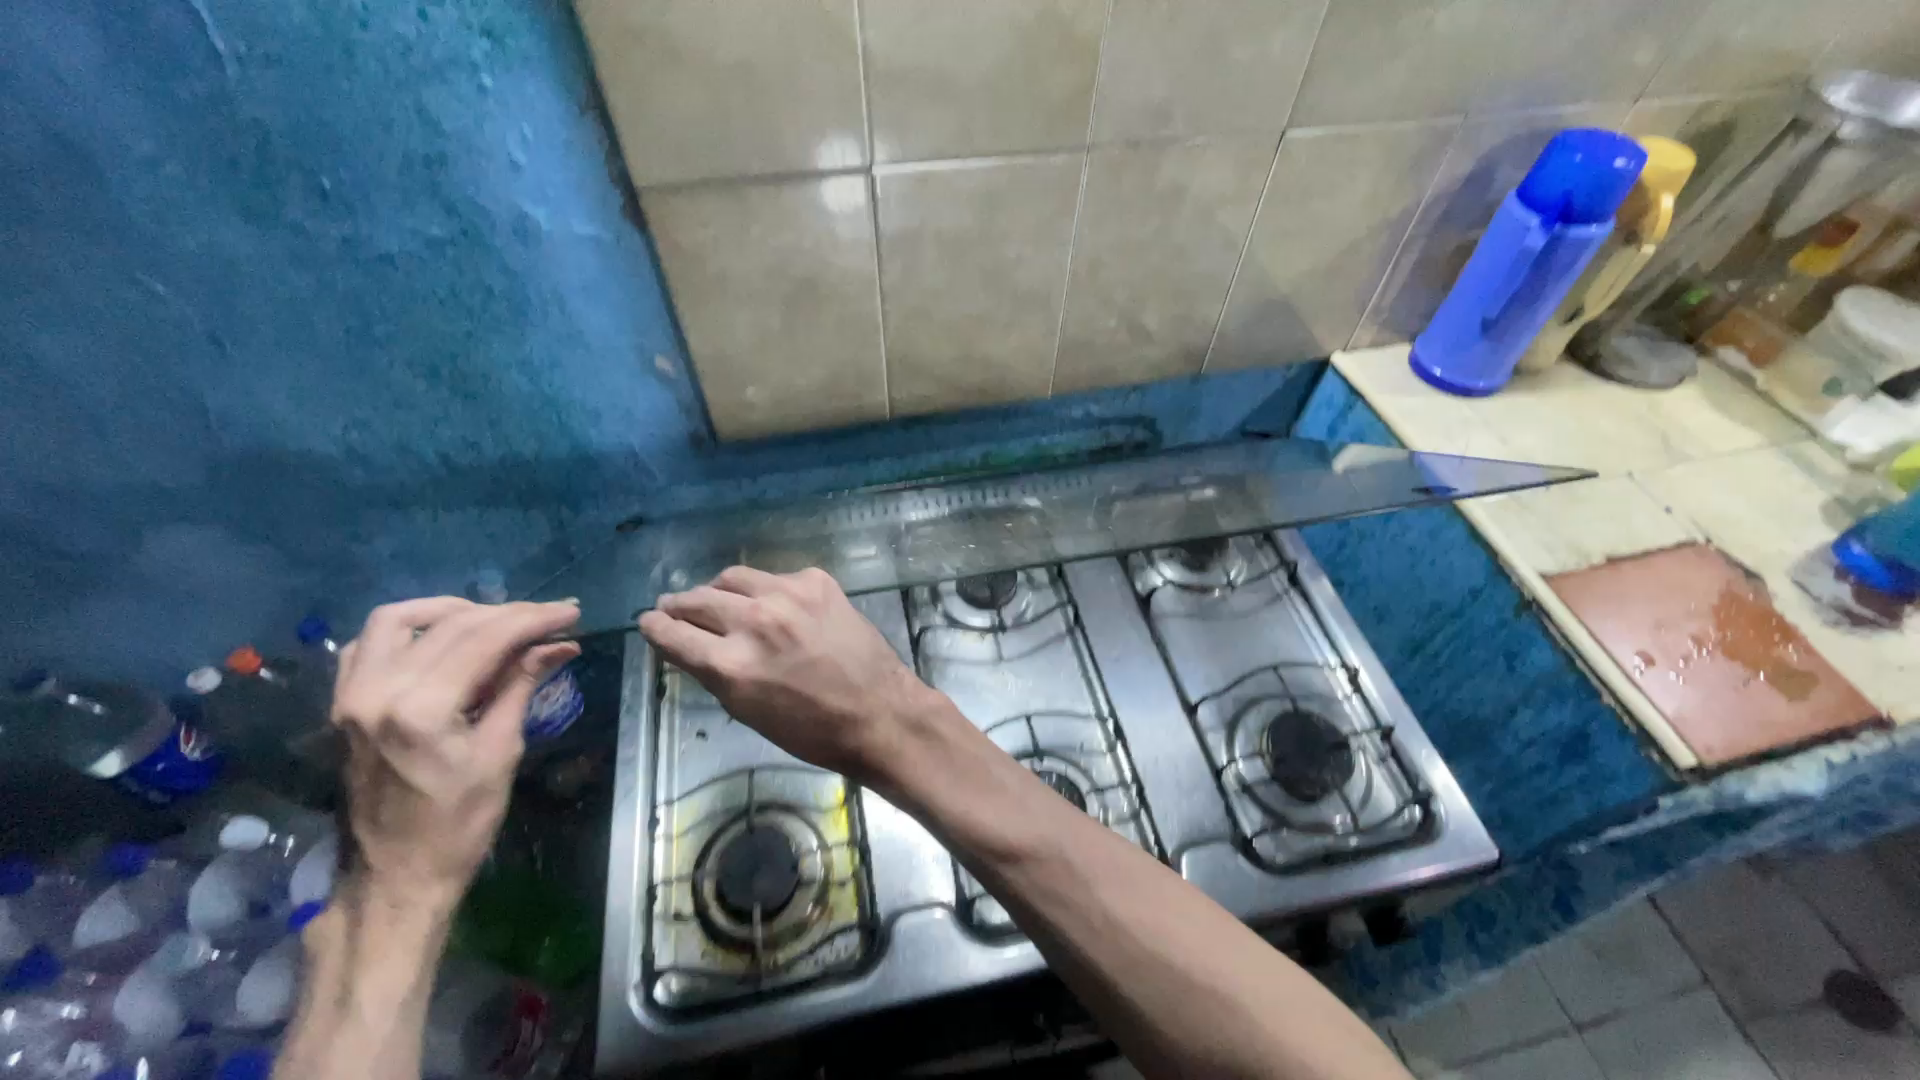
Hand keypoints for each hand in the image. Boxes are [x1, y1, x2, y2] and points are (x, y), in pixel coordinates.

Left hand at [330, 597, 580, 909]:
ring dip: (452, 610)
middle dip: (508, 613)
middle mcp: (378, 690)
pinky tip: (443, 639)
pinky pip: (368, 644)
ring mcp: (352, 695)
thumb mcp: (501, 752)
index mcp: (420, 709)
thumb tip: (559, 644)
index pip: (485, 638)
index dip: (534, 619)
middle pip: (451, 624)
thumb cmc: (458, 824)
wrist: (394, 874)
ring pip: (399, 620)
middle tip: (549, 616)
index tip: (571, 612)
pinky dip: (409, 629)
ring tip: (495, 620)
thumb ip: (521, 686)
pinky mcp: (344, 703)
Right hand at [638, 567, 935, 780]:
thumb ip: (715, 673)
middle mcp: (753, 622)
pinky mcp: (817, 582)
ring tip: (715, 597)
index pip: (674, 635)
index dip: (655, 627)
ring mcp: (787, 595)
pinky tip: (771, 603)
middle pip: (697, 600)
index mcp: (730, 665)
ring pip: (733, 578)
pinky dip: (766, 590)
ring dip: (717, 589)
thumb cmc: (812, 730)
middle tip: (673, 607)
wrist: (880, 712)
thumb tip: (691, 645)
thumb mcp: (748, 711)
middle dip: (679, 605)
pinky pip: (776, 577)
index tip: (648, 621)